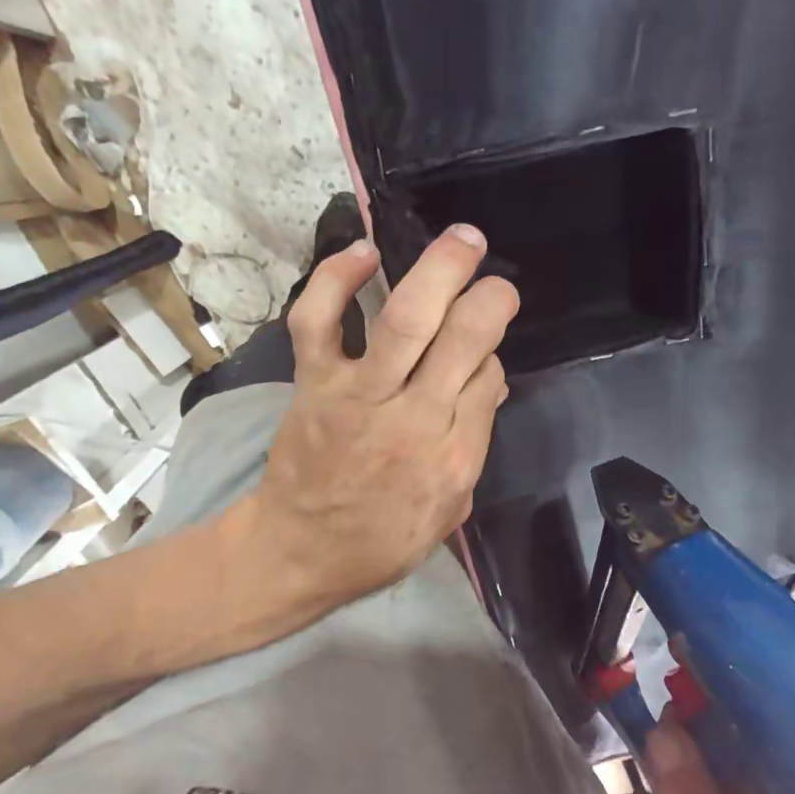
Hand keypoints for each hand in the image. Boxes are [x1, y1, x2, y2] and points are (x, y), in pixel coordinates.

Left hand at [242, 222, 518, 606]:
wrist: (297, 552)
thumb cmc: (378, 540)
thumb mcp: (449, 510)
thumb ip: (473, 445)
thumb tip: (486, 381)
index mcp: (453, 456)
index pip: (490, 376)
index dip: (491, 350)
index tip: (481, 346)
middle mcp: (413, 418)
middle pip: (463, 339)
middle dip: (488, 297)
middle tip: (497, 275)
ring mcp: (358, 395)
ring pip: (404, 321)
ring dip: (438, 272)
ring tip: (462, 240)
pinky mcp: (313, 382)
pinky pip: (319, 321)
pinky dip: (336, 280)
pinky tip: (363, 253)